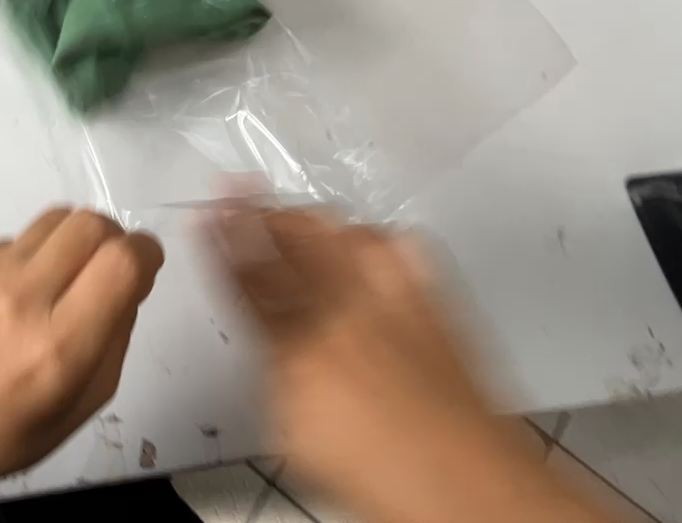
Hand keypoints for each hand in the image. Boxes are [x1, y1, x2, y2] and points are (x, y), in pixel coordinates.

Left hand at [0, 208, 163, 519]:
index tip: (146, 264)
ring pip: (56, 218)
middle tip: (112, 265)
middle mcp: (23, 298)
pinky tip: (23, 290)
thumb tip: (130, 278)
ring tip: (69, 272)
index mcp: (61, 346)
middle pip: (90, 224)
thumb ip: (117, 334)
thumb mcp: (87, 402)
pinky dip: (38, 254)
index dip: (146, 253)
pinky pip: (22, 237)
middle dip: (115, 237)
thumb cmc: (13, 430)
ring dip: (77, 237)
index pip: (120, 263)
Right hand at [208, 198, 617, 522]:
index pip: (243, 275)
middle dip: (256, 209)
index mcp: (294, 349)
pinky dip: (372, 238)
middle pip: (286, 241)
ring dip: (306, 216)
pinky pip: (396, 250)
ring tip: (290, 208)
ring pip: (337, 234)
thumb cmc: (384, 474)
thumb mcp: (296, 435)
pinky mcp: (432, 305)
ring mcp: (390, 304)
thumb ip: (274, 375)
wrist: (475, 491)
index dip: (219, 239)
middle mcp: (340, 315)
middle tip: (238, 190)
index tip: (206, 214)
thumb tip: (265, 342)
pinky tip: (363, 237)